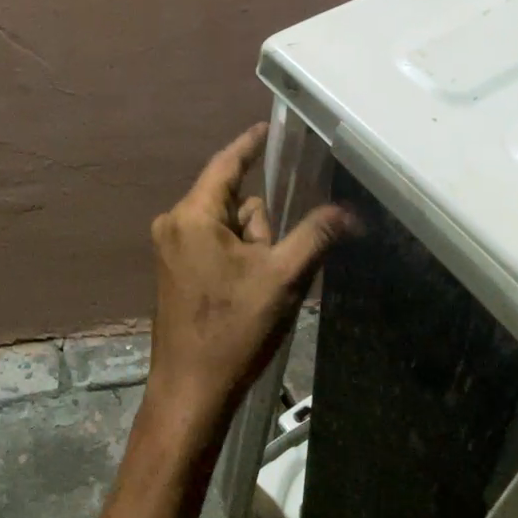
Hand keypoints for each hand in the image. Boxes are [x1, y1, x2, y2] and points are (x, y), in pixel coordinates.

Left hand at [145, 122, 356, 418]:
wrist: (191, 391)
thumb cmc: (233, 330)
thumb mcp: (283, 278)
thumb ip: (314, 234)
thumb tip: (349, 211)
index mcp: (193, 215)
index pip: (226, 164)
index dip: (250, 144)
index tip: (268, 127)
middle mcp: (174, 222)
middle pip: (233, 202)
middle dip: (260, 228)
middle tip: (271, 268)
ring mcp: (169, 248)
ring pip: (227, 227)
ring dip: (250, 248)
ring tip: (256, 290)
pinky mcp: (172, 270)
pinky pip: (212, 245)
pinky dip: (235, 259)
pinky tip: (243, 295)